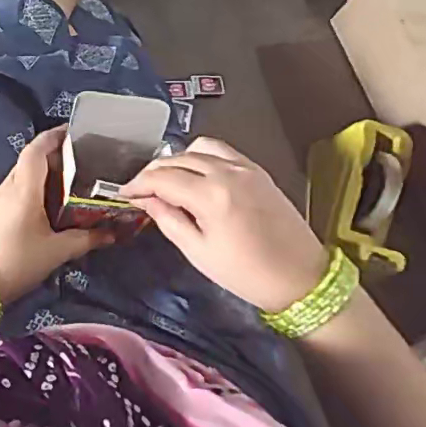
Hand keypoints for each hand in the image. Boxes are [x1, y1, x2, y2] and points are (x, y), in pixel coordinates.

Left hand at [0, 126, 112, 301]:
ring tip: (70, 180)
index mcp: (23, 189)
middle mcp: (8, 187)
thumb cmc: (17, 261)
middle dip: (54, 155)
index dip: (54, 136)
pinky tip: (49, 203)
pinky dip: (34, 189)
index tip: (74, 132)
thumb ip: (86, 239)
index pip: (36, 149)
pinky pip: (16, 190)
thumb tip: (112, 235)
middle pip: (30, 160)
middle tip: (81, 160)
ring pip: (22, 175)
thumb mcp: (56, 251)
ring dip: (43, 173)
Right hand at [119, 137, 327, 312]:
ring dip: (176, 160)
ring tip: (166, 181)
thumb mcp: (198, 252)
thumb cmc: (246, 273)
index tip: (125, 194)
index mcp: (211, 195)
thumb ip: (169, 219)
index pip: (162, 178)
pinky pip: (221, 151)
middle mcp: (228, 172)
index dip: (138, 184)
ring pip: (199, 148)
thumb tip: (147, 200)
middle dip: (153, 172)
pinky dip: (200, 156)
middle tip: (141, 191)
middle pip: (177, 159)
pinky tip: (194, 175)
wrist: (300, 277)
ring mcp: (246, 168)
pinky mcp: (258, 170)